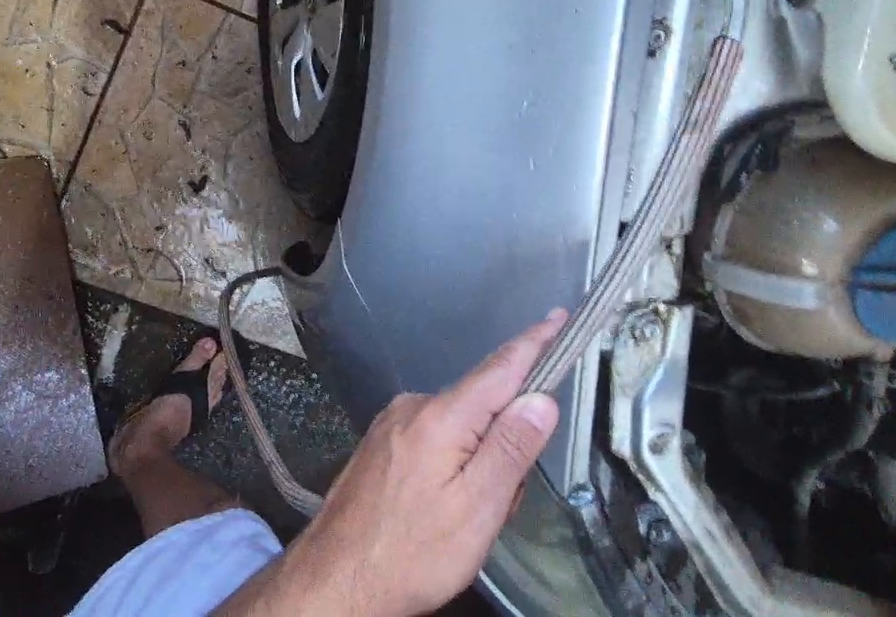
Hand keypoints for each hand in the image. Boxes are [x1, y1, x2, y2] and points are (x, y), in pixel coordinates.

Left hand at [234, 313, 564, 616]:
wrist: (335, 580)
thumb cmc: (410, 553)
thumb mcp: (476, 509)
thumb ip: (510, 449)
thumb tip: (541, 397)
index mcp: (439, 417)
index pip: (500, 368)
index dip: (534, 342)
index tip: (559, 316)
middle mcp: (412, 406)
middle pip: (482, 404)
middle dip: (505, 444)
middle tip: (496, 506)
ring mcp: (392, 422)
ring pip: (459, 426)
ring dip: (477, 463)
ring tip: (461, 519)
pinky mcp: (381, 442)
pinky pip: (433, 438)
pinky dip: (451, 465)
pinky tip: (438, 509)